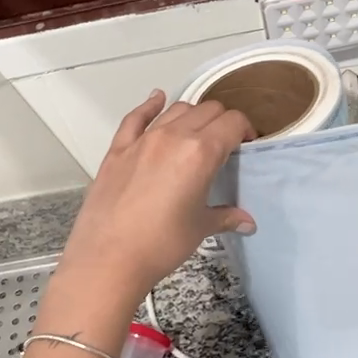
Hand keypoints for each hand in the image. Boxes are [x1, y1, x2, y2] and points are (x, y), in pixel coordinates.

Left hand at [55, 91, 257, 306]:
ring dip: (193, 116)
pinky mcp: (118, 150)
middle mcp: (173, 137)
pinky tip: (156, 99)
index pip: (232, 123)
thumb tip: (247, 222)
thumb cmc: (161, 245)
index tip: (247, 144)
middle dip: (222, 122)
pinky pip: (136, 118)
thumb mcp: (200, 229)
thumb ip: (225, 217)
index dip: (245, 130)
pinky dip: (149, 106)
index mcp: (200, 153)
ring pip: (176, 110)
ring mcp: (143, 140)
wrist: (109, 258)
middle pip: (207, 111)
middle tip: (226, 144)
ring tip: (197, 133)